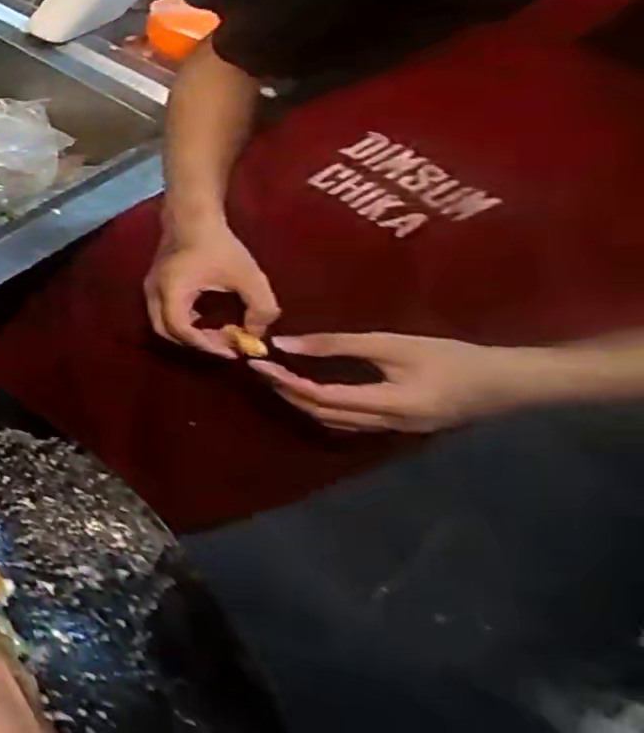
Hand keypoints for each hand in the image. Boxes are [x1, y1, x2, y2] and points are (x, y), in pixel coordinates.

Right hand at [144, 220, 279, 356]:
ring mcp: (151, 288)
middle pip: (165, 331)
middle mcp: (153, 292)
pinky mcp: (155, 284)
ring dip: (189, 333)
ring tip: (218, 332)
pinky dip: (183, 322)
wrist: (192, 218)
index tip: (234, 350)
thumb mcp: (249, 277)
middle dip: (196, 343)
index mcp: (171, 291)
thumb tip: (256, 333)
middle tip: (225, 345)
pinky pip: (164, 312)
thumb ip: (261, 309)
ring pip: (162, 323)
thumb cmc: (219, 246)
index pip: (180, 330)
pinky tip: (206, 317)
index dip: (206, 345)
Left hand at [249, 332, 536, 432]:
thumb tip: (283, 344)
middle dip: (286, 392)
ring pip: (336, 421)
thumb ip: (335, 344)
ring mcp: (399, 429)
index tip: (255, 363)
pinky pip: (352, 421)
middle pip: (323, 413)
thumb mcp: (391, 345)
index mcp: (390, 406)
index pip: (320, 398)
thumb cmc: (454, 358)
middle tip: (259, 368)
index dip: (284, 381)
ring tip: (276, 376)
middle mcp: (391, 424)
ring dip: (302, 401)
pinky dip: (324, 406)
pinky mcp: (404, 425)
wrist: (517, 382)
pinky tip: (310, 388)